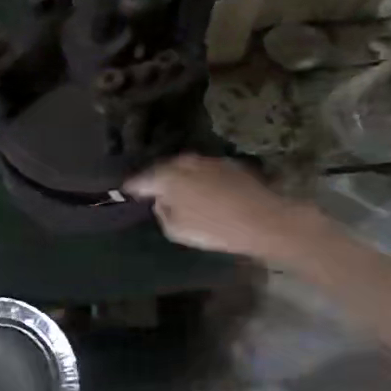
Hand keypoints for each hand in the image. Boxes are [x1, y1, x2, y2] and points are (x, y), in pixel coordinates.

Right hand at [124, 154, 327, 263]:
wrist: (265, 220)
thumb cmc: (215, 228)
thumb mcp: (177, 230)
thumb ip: (162, 213)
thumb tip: (161, 201)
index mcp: (168, 177)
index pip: (141, 180)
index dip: (132, 187)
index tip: (125, 192)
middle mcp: (186, 162)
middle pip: (164, 169)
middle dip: (156, 179)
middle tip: (151, 192)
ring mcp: (209, 160)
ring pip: (186, 167)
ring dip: (179, 177)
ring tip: (177, 191)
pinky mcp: (230, 164)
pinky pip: (204, 170)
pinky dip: (199, 178)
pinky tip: (203, 192)